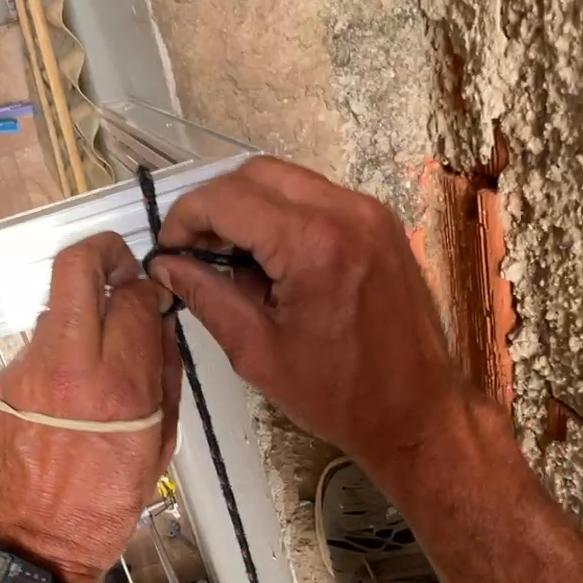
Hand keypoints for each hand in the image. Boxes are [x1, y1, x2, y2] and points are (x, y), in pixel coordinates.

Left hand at [0, 235, 182, 582]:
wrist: (39, 539)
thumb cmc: (109, 500)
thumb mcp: (160, 443)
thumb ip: (163, 375)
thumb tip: (161, 325)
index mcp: (118, 385)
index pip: (134, 298)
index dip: (148, 287)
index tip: (153, 294)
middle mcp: (68, 365)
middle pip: (76, 268)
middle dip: (103, 250)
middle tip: (120, 266)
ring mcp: (28, 370)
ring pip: (57, 308)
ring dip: (83, 313)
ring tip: (99, 349)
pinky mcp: (5, 383)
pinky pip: (40, 347)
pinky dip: (62, 351)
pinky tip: (71, 387)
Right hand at [149, 157, 480, 476]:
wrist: (416, 410)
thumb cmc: (336, 394)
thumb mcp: (256, 352)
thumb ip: (206, 297)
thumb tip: (166, 266)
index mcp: (313, 246)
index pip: (228, 198)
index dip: (185, 217)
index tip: (168, 249)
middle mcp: (346, 213)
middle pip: (256, 173)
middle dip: (213, 206)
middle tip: (193, 252)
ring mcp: (370, 213)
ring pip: (286, 179)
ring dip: (246, 208)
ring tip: (228, 259)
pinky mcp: (380, 223)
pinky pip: (315, 197)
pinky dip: (280, 215)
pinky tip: (269, 260)